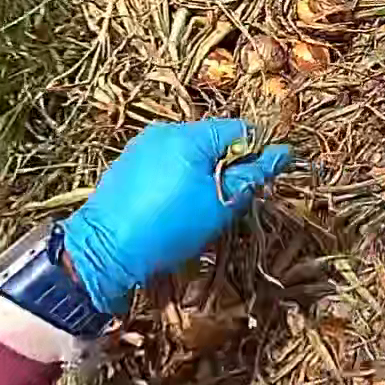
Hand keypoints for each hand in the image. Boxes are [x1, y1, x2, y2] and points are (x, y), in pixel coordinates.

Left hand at [62, 119, 291, 312]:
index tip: (255, 183)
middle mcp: (166, 131)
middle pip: (217, 139)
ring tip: (201, 204)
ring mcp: (143, 145)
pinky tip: (175, 204)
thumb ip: (253, 174)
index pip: (242, 130)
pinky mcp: (128, 163)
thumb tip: (284, 153)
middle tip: (229, 198)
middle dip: (229, 164)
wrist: (100, 254)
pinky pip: (168, 161)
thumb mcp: (220, 203)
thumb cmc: (169, 225)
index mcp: (190, 135)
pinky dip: (181, 176)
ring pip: (193, 151)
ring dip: (205, 171)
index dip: (256, 154)